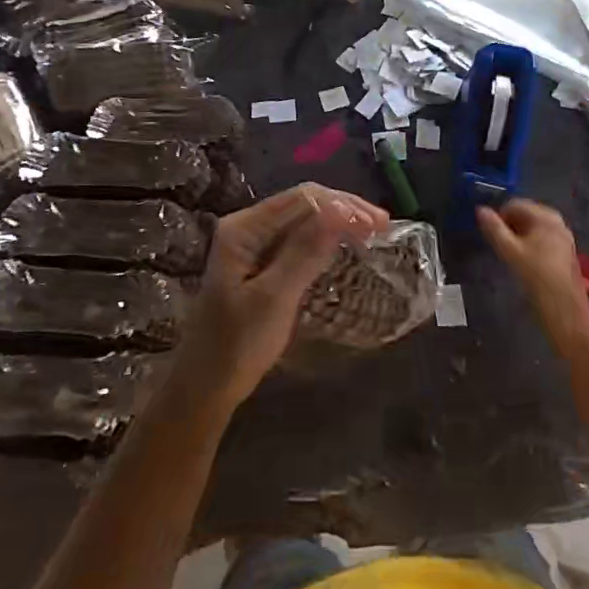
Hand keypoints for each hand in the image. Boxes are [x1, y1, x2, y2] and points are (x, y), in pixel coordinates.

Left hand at [175, 184, 388, 408]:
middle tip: (383, 227)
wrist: (205, 389)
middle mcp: (248, 227)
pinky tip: (347, 246)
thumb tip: (341, 210)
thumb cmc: (236, 345)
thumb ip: (305, 251)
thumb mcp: (274, 298)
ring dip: (340, 222)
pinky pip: (300, 239)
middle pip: (305, 204)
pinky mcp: (262, 263)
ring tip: (373, 233)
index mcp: (244, 228)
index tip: (379, 226)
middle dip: (346, 210)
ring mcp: (254, 245)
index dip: (344, 205)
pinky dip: (327, 239)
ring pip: (306, 220)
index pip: (303, 199)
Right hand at [478, 200, 588, 343]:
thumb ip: (494, 229)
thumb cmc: (536, 276)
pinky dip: (531, 243)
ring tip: (509, 254)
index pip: (515, 204)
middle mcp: (557, 221)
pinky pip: (543, 238)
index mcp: (545, 216)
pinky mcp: (566, 251)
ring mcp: (564, 236)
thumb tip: (480, 210)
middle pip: (526, 214)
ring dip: (519, 235)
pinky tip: (525, 261)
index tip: (490, 235)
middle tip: (499, 244)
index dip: (499, 216)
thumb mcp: (510, 252)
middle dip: (510, 225)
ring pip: (534, 227)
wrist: (565, 308)